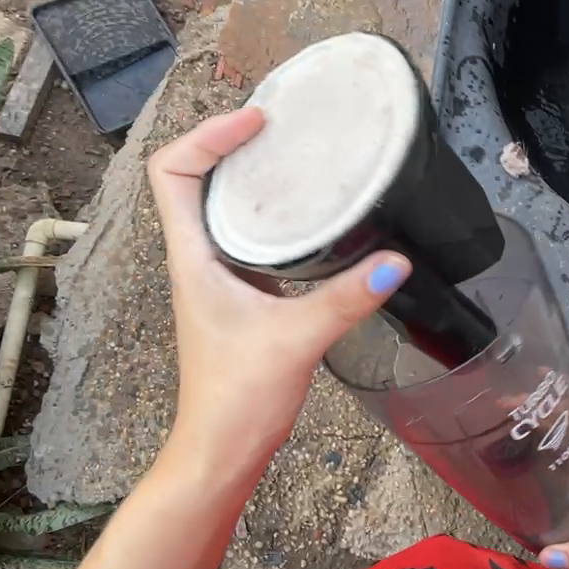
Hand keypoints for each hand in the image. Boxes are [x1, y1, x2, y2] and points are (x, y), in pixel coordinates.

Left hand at [147, 108, 409, 465]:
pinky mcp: (242, 297)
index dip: (206, 136)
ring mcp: (219, 278)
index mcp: (193, 257)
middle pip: (197, 180)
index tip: (256, 123)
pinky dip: (275, 219)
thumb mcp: (296, 339)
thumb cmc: (238, 397)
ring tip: (300, 161)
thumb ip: (346, 298)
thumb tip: (396, 261)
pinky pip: (252, 240)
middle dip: (233, 145)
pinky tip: (314, 222)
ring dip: (253, 181)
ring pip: (225, 210)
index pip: (172, 172)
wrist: (224, 446)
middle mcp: (199, 260)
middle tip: (285, 130)